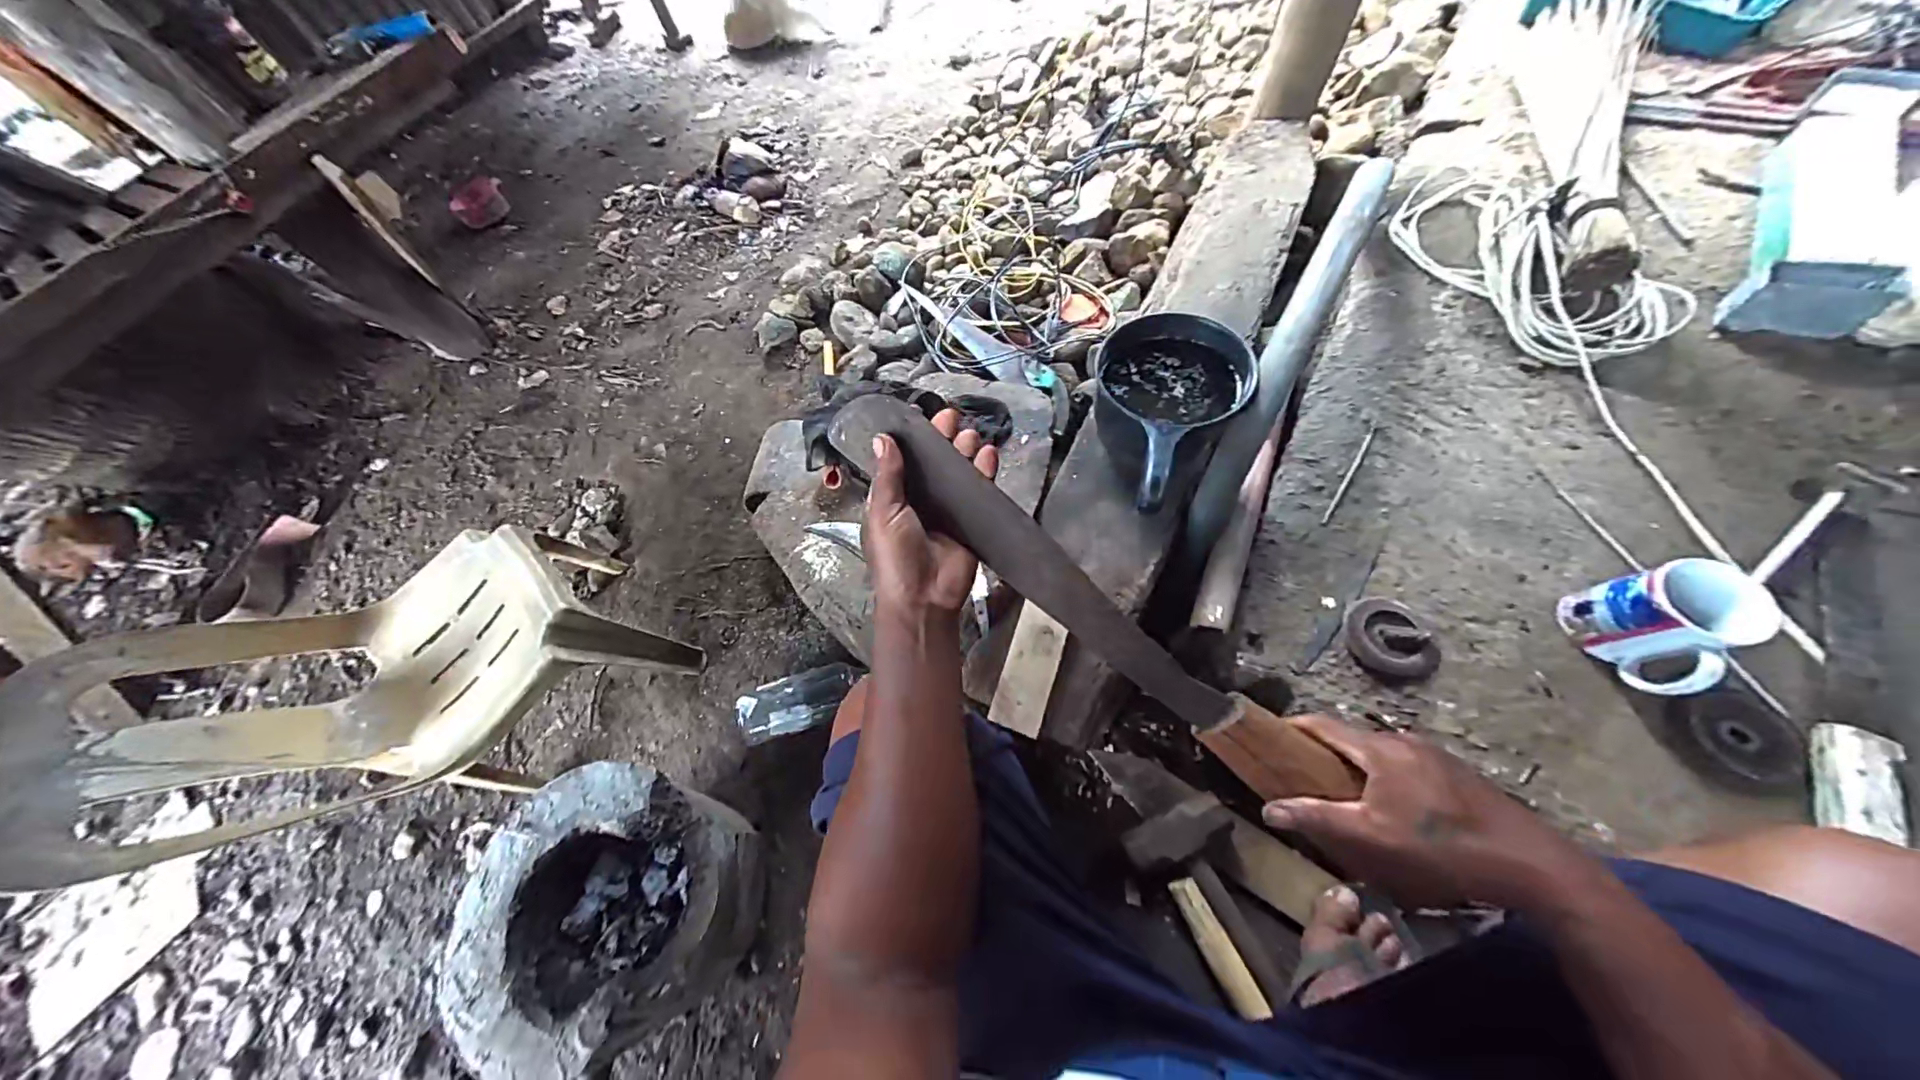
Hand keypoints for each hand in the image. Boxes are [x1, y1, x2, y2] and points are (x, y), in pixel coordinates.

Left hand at [864, 408, 997, 616]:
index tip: (923, 416)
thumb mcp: (883, 511)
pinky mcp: (970, 521)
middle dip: (943, 439)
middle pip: (935, 463)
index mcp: (894, 498)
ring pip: (959, 473)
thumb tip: (882, 438)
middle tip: (952, 416)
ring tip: (971, 432)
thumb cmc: (895, 555)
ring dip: (965, 451)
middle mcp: (921, 501)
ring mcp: (947, 511)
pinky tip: (989, 453)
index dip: (914, 439)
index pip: (906, 461)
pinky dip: (985, 471)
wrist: (924, 596)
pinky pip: (979, 491)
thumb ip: (888, 475)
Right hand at [1263, 714, 1600, 910]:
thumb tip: (1269, 809)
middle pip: (1351, 739)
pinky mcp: (1456, 773)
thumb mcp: (1372, 837)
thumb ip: (1317, 818)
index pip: (1322, 724)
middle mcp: (1404, 740)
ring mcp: (1434, 755)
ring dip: (1358, 769)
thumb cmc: (1441, 846)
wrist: (1534, 864)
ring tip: (1347, 798)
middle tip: (1305, 778)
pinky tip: (1394, 809)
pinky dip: (1386, 777)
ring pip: (1380, 754)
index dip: (1292, 727)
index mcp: (1379, 748)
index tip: (1268, 735)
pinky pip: (1405, 766)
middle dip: (1324, 754)